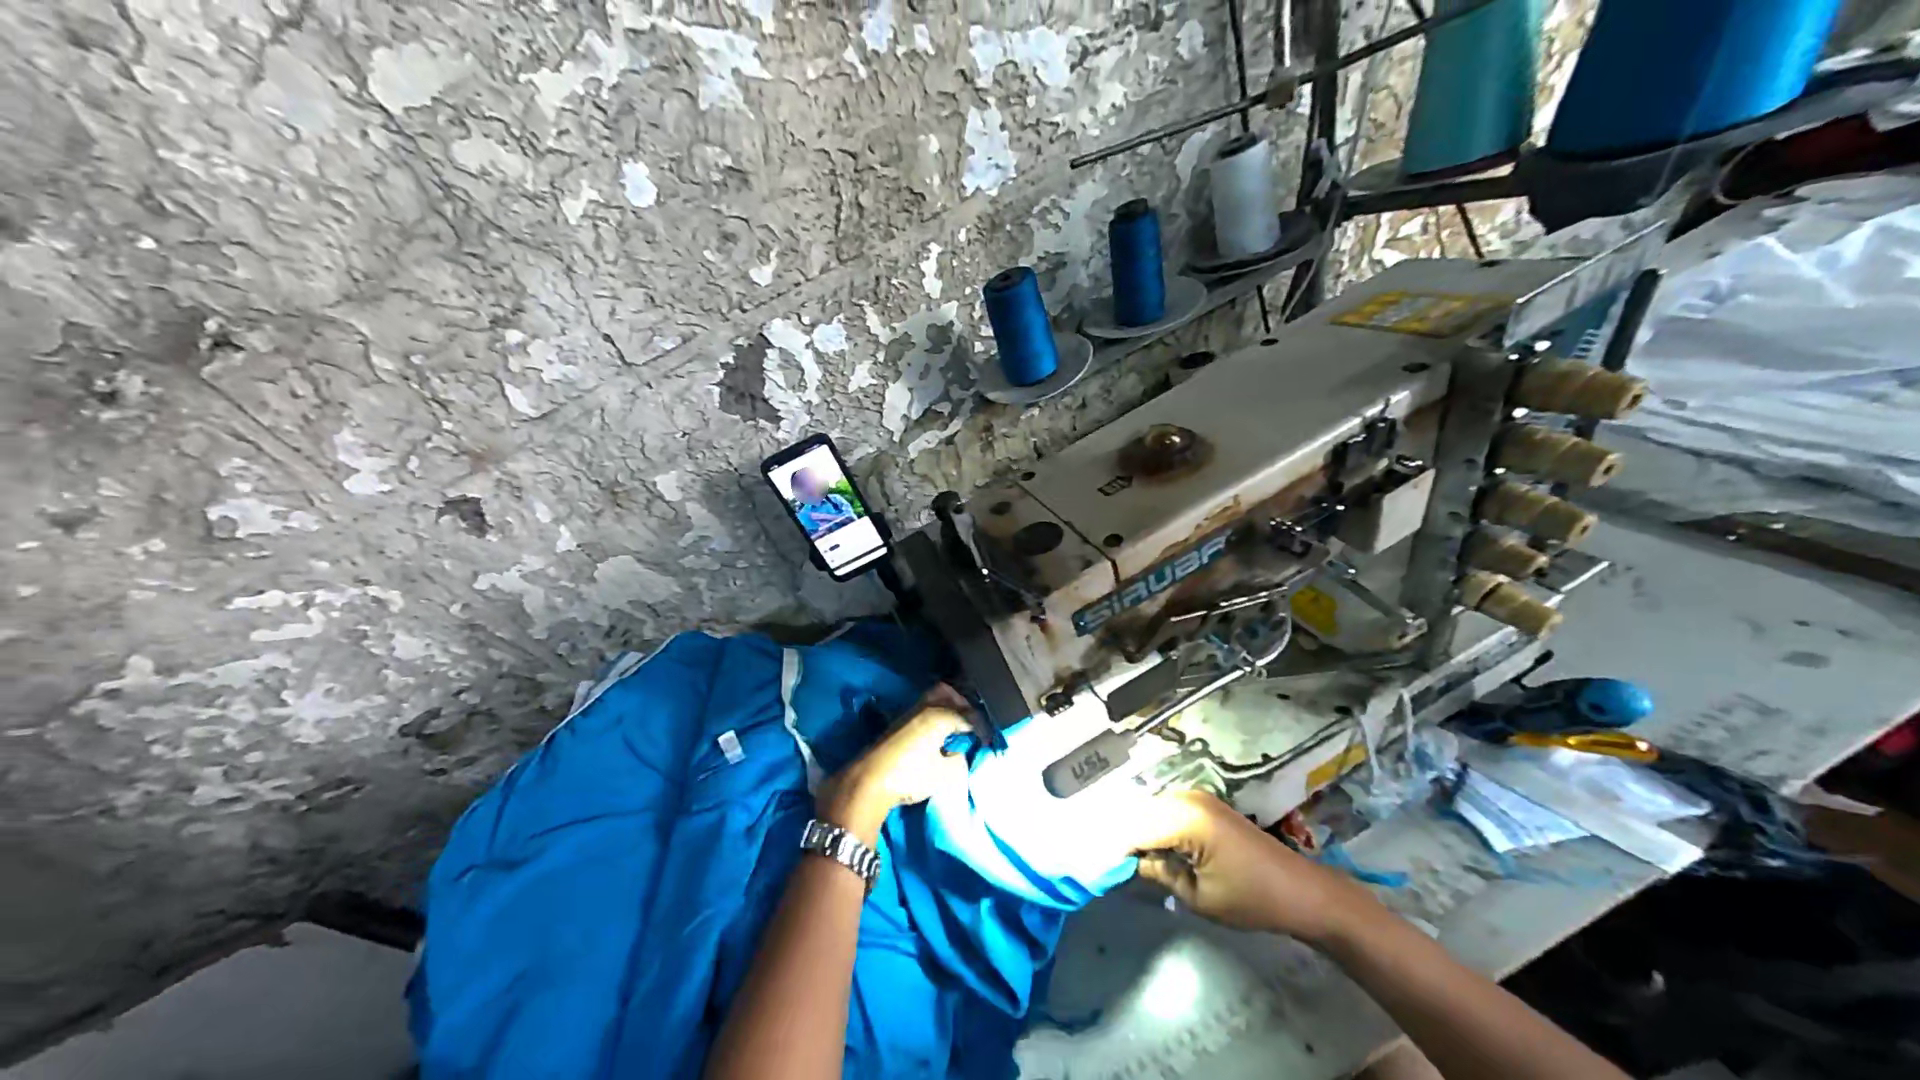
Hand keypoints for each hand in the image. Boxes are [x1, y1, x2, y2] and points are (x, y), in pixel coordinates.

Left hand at [817, 684, 974, 844]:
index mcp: (938, 715)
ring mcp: (907, 715)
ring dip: (946, 710)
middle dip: (962, 704)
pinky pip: (922, 712)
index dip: (982, 728)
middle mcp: (923, 709)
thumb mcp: (945, 774)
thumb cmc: (909, 775)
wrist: (868, 782)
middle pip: (946, 693)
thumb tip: (959, 754)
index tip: (989, 741)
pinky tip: (937, 736)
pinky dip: (934, 718)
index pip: (968, 715)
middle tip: (971, 723)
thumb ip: (960, 761)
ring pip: (932, 701)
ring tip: (956, 730)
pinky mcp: (896, 726)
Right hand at [1127, 790, 1383, 944]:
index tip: (1100, 869)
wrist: (1303, 892)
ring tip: (1128, 858)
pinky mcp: (1205, 804)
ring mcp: (1198, 798)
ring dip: (1138, 830)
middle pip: (1140, 813)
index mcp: (1186, 819)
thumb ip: (1160, 874)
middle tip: (1111, 864)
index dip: (1116, 850)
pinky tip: (1152, 848)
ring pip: (1151, 809)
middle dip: (1124, 836)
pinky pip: (1167, 809)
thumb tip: (1131, 863)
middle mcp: (1188, 798)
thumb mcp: (1199, 897)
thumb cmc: (1253, 899)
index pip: (1135, 830)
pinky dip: (1154, 826)